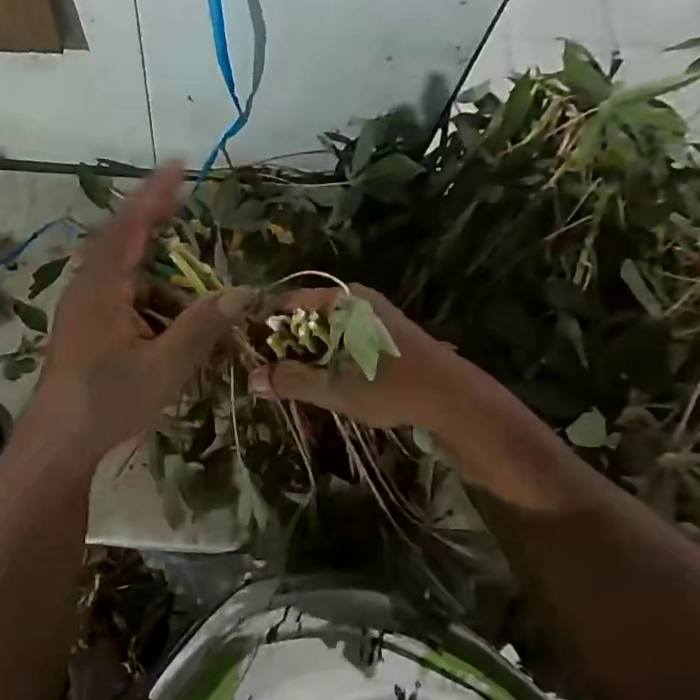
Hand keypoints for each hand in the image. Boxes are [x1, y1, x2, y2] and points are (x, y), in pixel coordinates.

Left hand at [29, 166, 246, 464]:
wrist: (58, 441)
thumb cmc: (108, 403)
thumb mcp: (165, 368)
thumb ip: (202, 328)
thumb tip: (240, 294)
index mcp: (102, 288)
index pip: (131, 227)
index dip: (156, 195)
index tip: (181, 166)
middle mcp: (88, 289)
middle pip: (125, 243)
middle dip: (158, 227)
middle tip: (188, 212)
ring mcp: (83, 308)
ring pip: (127, 277)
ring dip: (161, 284)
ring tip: (195, 309)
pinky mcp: (85, 328)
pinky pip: (122, 299)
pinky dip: (149, 305)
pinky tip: (170, 333)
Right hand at [249, 285, 471, 431]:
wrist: (452, 399)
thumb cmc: (389, 386)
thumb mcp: (333, 387)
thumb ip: (291, 380)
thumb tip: (253, 379)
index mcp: (344, 300)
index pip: (290, 302)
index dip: (266, 324)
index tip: (247, 347)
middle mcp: (358, 301)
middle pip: (308, 316)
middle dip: (286, 342)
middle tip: (265, 369)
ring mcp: (375, 317)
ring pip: (327, 330)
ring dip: (308, 353)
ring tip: (288, 378)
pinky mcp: (386, 336)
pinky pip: (345, 339)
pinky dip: (329, 356)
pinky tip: (323, 379)